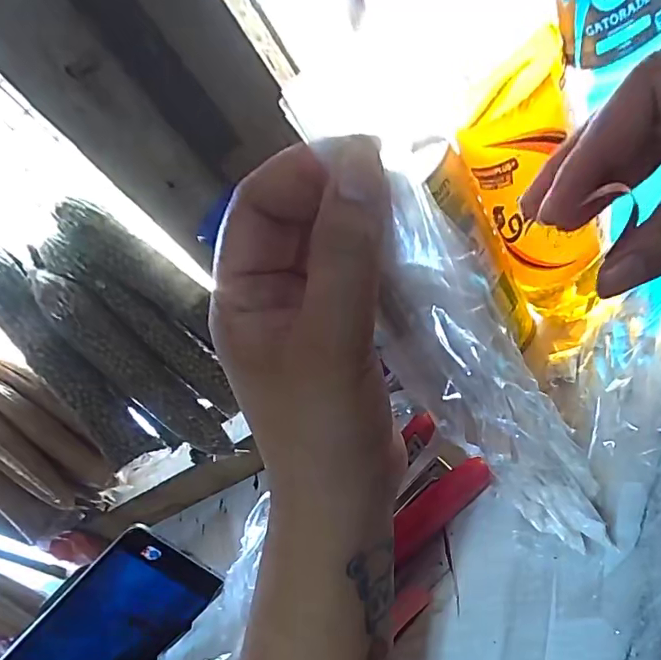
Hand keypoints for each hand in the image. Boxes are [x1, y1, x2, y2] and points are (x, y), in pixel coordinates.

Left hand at [212, 138, 401, 510]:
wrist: (343, 504)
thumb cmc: (323, 432)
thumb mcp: (331, 340)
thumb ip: (345, 254)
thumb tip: (362, 164)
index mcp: (242, 297)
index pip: (259, 205)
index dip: (305, 171)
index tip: (365, 155)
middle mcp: (269, 301)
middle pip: (300, 222)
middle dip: (343, 195)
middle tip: (401, 180)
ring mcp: (307, 321)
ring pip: (335, 251)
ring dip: (370, 230)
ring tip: (417, 214)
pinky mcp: (343, 341)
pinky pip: (361, 285)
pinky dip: (386, 268)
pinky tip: (418, 260)